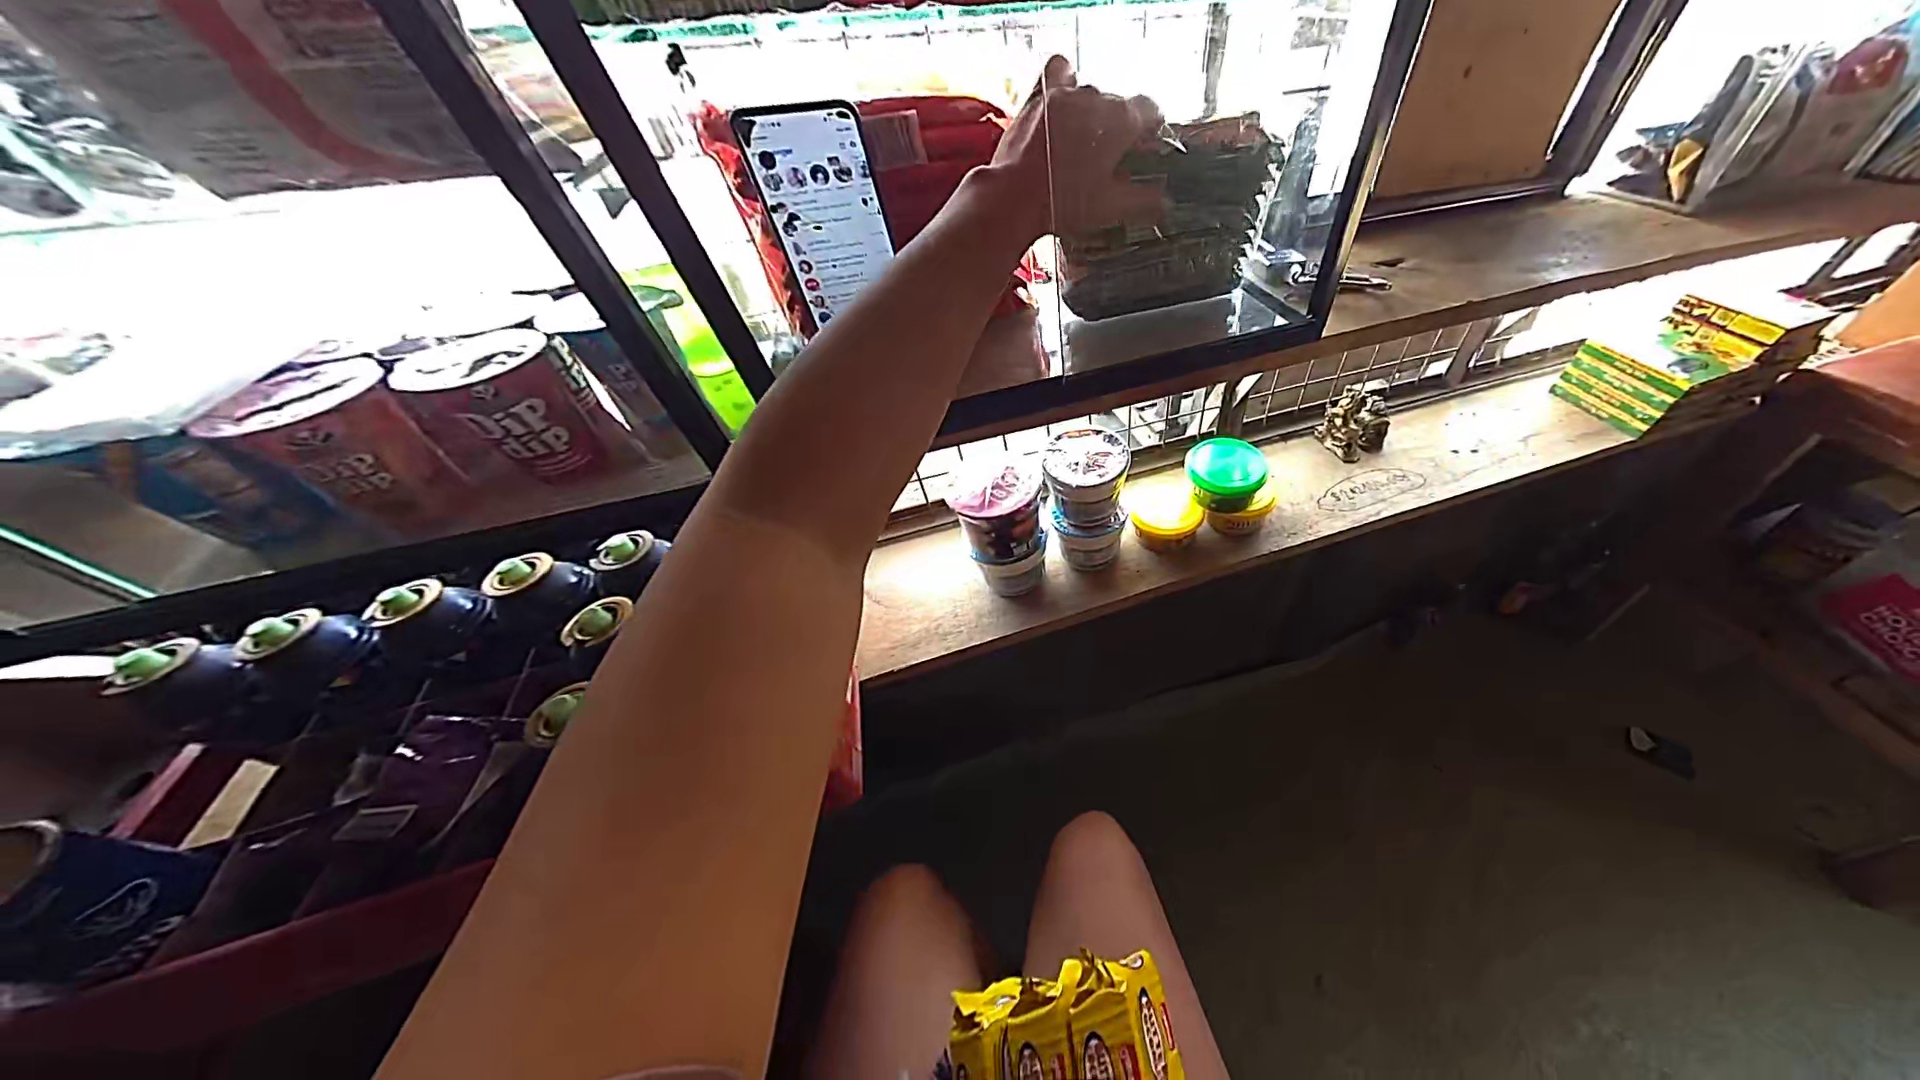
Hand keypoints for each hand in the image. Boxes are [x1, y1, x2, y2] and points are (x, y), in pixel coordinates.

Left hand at [989, 55, 1166, 240]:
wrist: (1014, 199)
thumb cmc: (1061, 204)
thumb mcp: (1111, 209)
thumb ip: (1144, 201)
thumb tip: (1163, 203)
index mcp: (1122, 120)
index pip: (1151, 109)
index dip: (1150, 129)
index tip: (1143, 147)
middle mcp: (1097, 97)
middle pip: (1118, 105)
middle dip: (1116, 129)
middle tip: (1105, 160)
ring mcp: (1067, 94)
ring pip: (1091, 94)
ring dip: (1090, 114)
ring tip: (1079, 144)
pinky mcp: (1040, 97)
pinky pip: (1059, 71)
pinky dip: (1066, 81)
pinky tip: (1064, 100)